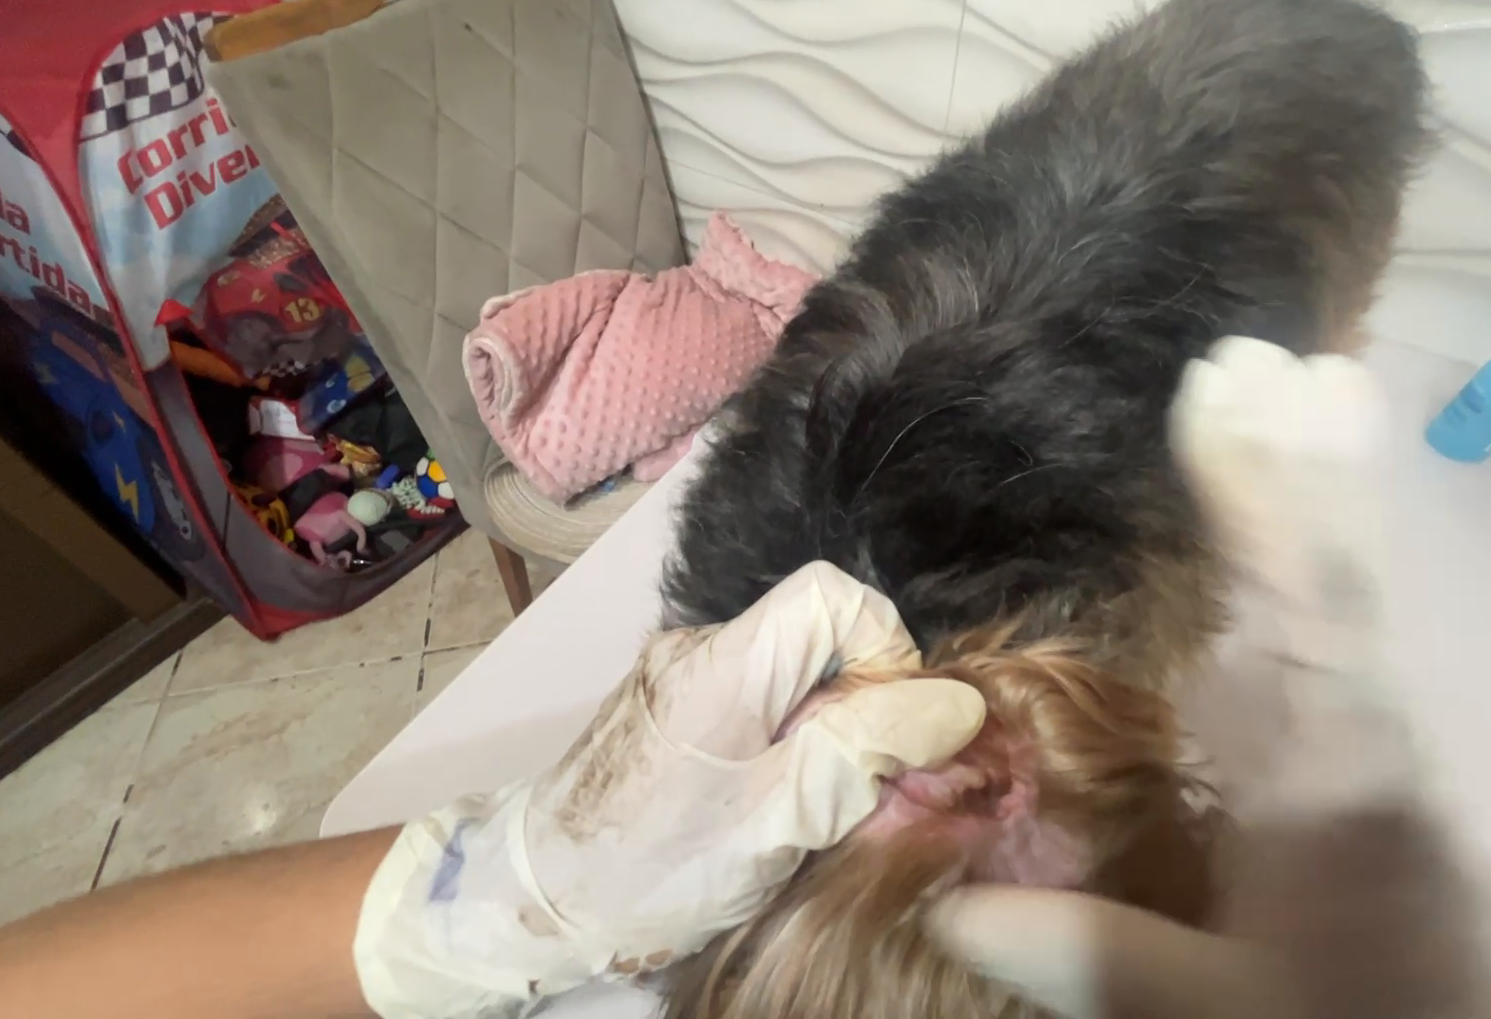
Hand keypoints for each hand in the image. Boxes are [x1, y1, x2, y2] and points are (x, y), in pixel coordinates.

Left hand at [357, 561, 986, 1018]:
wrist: (537, 896)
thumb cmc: (654, 870)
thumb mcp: (778, 823)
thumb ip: (864, 752)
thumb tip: (954, 702)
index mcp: (723, 666)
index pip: (830, 593)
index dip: (882, 644)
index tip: (891, 721)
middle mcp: (700, 645)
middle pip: (818, 631)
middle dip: (864, 699)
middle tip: (866, 781)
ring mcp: (684, 666)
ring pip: (794, 665)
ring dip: (829, 722)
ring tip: (815, 799)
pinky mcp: (676, 692)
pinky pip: (759, 687)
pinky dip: (791, 730)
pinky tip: (776, 790)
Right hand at [927, 341, 1490, 1018]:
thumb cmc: (1331, 1004)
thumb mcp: (1211, 998)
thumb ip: (1092, 948)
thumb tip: (950, 908)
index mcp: (1319, 772)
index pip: (1289, 607)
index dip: (1254, 494)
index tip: (1215, 397)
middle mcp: (1358, 719)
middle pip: (1334, 569)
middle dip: (1291, 459)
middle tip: (1256, 358)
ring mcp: (1376, 710)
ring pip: (1359, 570)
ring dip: (1327, 472)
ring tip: (1310, 376)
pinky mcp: (1371, 713)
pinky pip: (1357, 597)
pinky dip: (1346, 524)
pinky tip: (1333, 471)